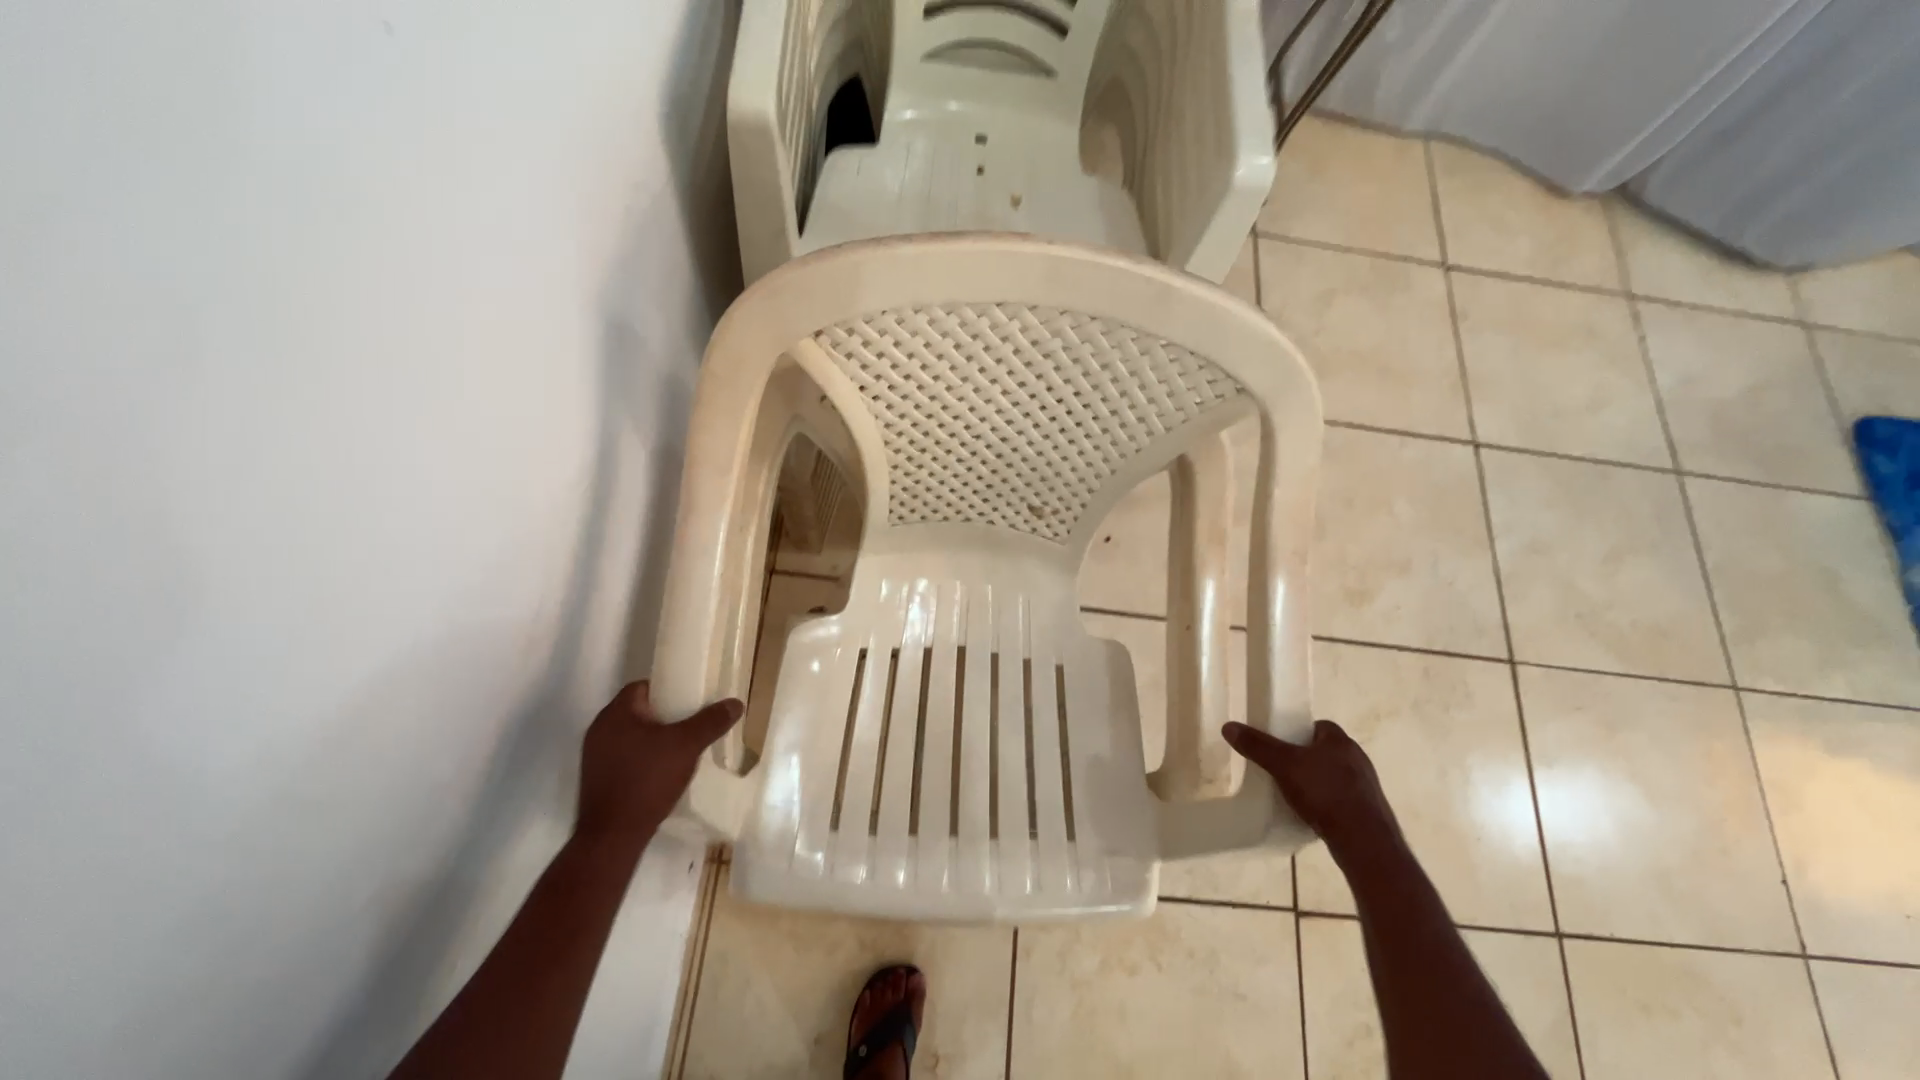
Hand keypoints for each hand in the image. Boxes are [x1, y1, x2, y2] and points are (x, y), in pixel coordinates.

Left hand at [576, 681, 742, 854]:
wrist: (613, 834)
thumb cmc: (648, 780)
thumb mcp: (687, 747)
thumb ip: (710, 722)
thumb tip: (735, 702)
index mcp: (616, 713)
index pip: (642, 687)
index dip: (667, 688)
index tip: (689, 699)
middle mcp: (599, 729)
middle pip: (637, 711)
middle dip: (664, 715)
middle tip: (691, 724)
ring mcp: (594, 756)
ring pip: (630, 735)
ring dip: (653, 739)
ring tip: (680, 749)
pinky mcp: (596, 778)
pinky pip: (623, 757)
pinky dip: (642, 758)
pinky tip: (661, 772)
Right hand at [1223, 719, 1400, 856]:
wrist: (1362, 839)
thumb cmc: (1324, 792)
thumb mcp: (1283, 765)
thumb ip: (1258, 746)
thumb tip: (1229, 726)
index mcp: (1340, 740)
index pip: (1317, 726)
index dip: (1297, 733)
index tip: (1280, 745)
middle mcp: (1358, 758)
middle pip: (1325, 751)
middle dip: (1305, 758)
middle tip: (1281, 769)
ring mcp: (1366, 785)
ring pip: (1334, 775)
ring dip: (1317, 781)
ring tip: (1294, 794)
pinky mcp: (1368, 809)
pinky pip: (1341, 798)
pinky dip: (1327, 802)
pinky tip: (1313, 814)